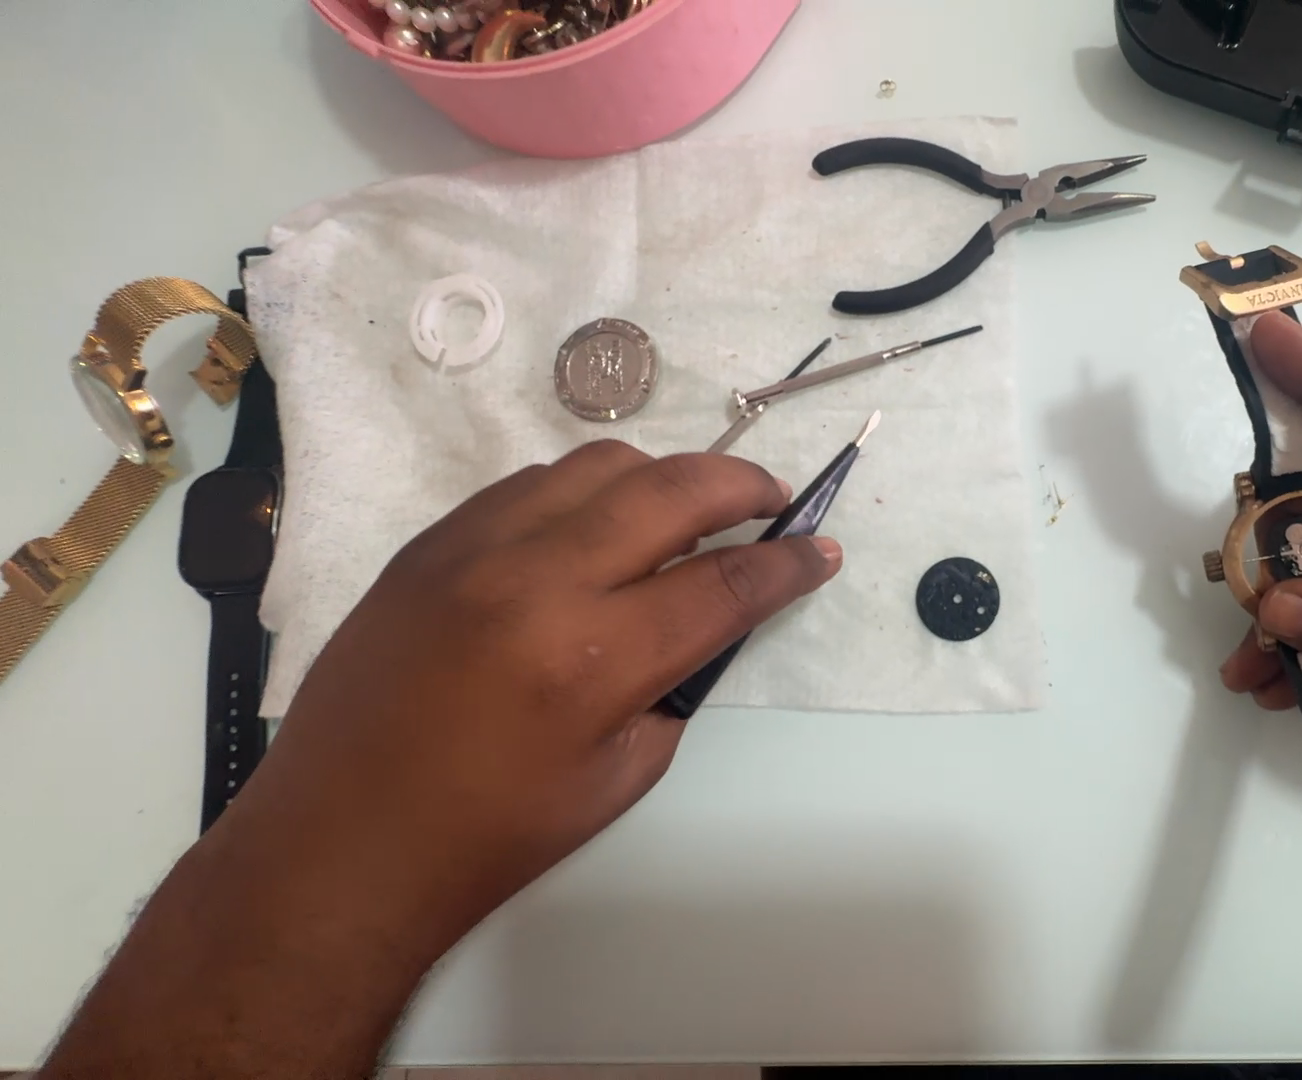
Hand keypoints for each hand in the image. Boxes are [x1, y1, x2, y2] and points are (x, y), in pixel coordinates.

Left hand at [210, 442, 840, 962]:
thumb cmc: (499, 830)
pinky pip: (538, 483)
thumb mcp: (629, 766)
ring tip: (690, 512)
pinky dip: (595, 491)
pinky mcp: (433, 541)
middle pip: (675, 490)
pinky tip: (604, 527)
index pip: (727, 584)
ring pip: (604, 465)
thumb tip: (718, 608)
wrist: (337, 844)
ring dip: (669, 479)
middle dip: (746, 485)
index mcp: (594, 659)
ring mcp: (475, 549)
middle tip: (774, 501)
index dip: (790, 563)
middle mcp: (537, 582)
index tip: (823, 550)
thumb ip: (683, 673)